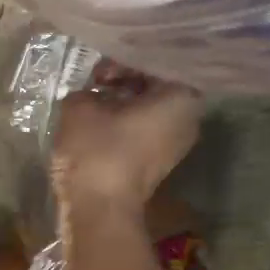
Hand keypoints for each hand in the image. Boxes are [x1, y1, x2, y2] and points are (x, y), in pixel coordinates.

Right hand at [50, 62, 201, 212]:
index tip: (96, 71)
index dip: (122, 59)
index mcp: (182, 93)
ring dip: (121, 107)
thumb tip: (85, 95)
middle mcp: (190, 115)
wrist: (99, 209)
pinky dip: (123, 128)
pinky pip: (142, 134)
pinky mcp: (158, 164)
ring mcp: (176, 143)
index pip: (157, 61)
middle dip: (124, 84)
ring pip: (148, 111)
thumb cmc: (97, 152)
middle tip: (93, 88)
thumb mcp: (79, 110)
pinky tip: (99, 131)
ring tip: (92, 110)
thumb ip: (83, 92)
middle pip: (156, 87)